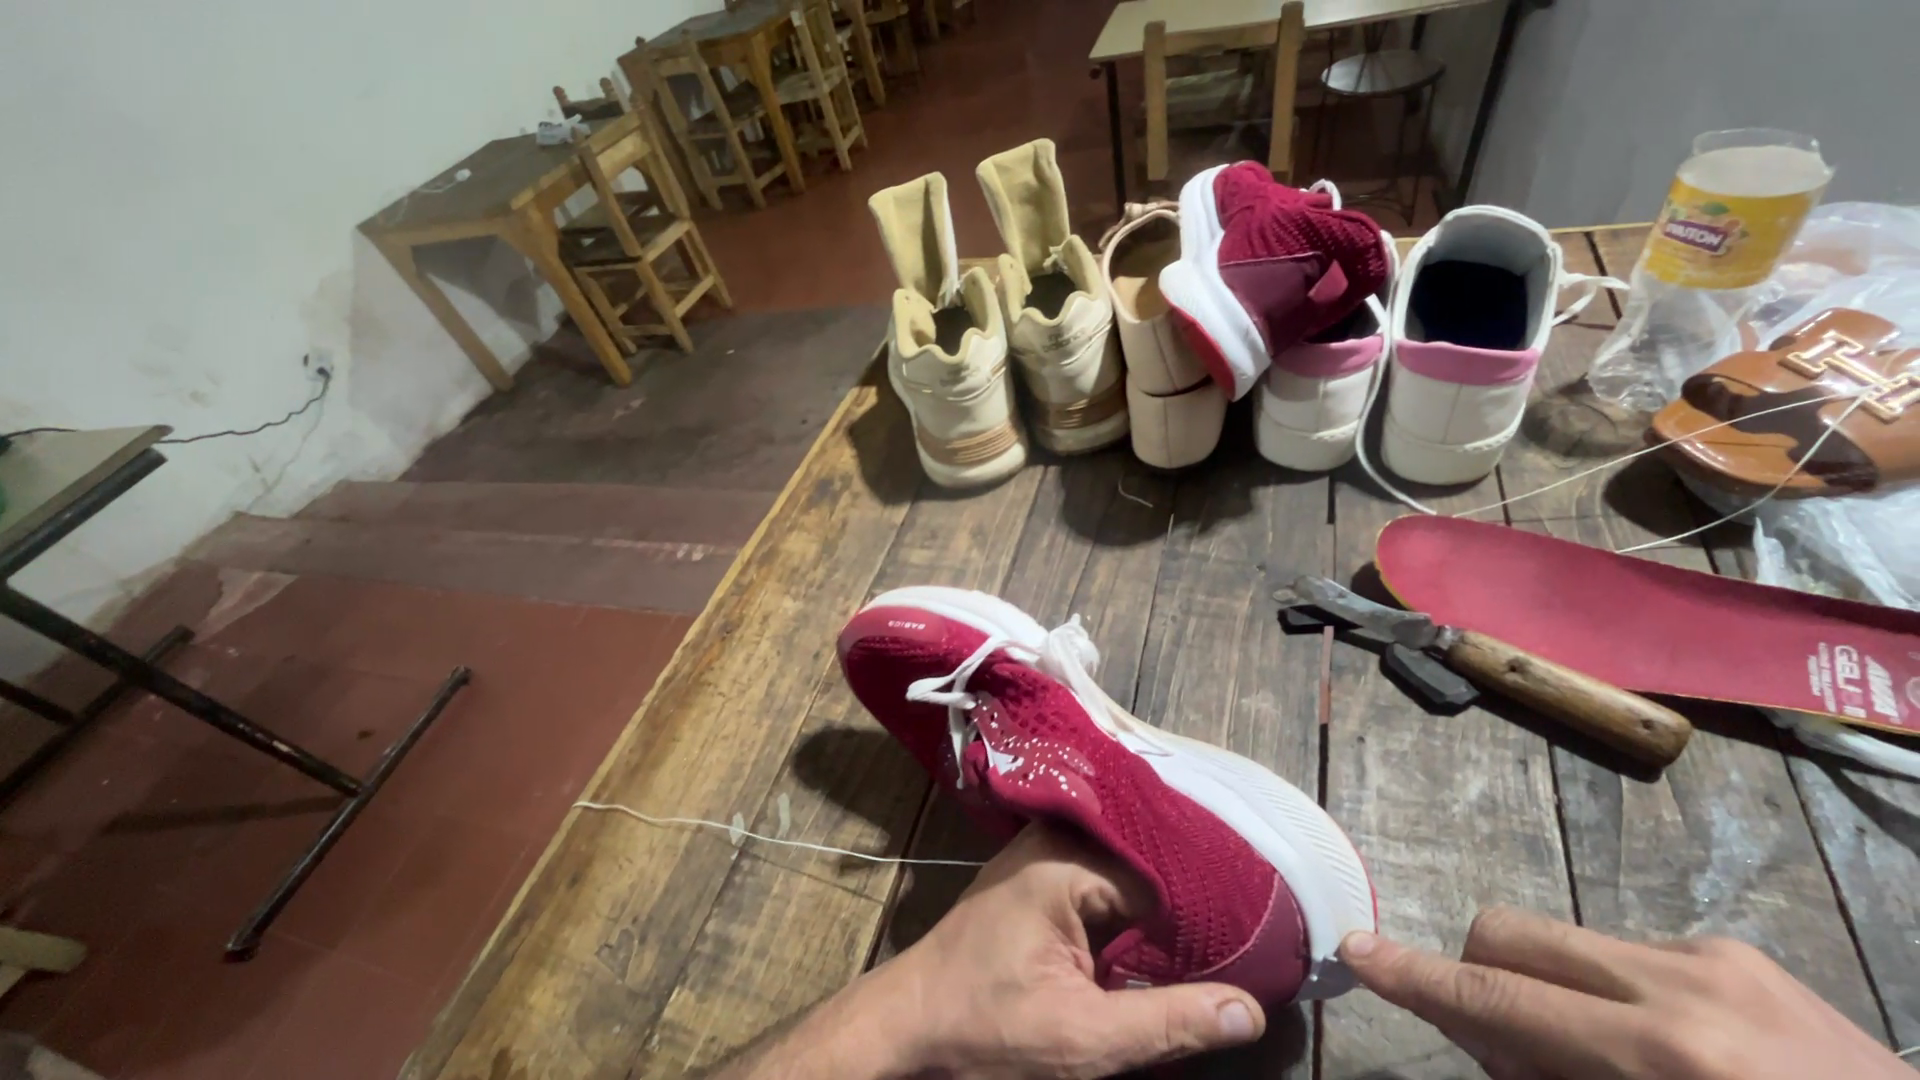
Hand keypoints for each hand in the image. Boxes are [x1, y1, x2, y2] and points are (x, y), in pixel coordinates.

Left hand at [873, 823, 1264, 1077]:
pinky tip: (1160, 932)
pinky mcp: (1037, 874)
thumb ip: (1168, 1022)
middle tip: (1248, 928)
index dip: (1208, 911)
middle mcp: (1055, 838)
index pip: (1164, 874)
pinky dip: (1130, 906)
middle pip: (1145, 863)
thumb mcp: (1082, 1039)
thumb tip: (1250, 1010)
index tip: (1255, 934)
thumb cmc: (984, 1031)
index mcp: (1066, 862)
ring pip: (1125, 870)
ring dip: (1161, 904)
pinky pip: (1100, 878)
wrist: (908, 1024)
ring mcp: (1042, 851)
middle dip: (1189, 900)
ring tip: (1219, 927)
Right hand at [1339, 906, 1907, 1079]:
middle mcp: (1682, 985)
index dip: (1417, 977)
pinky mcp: (1741, 953)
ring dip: (1547, 991)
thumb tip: (1492, 1044)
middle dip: (1477, 974)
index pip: (1496, 998)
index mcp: (1665, 1056)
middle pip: (1509, 933)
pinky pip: (1623, 953)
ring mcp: (1716, 958)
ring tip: (1603, 1061)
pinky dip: (1607, 995)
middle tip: (1512, 1052)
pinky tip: (1668, 1054)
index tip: (1358, 951)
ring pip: (1561, 939)